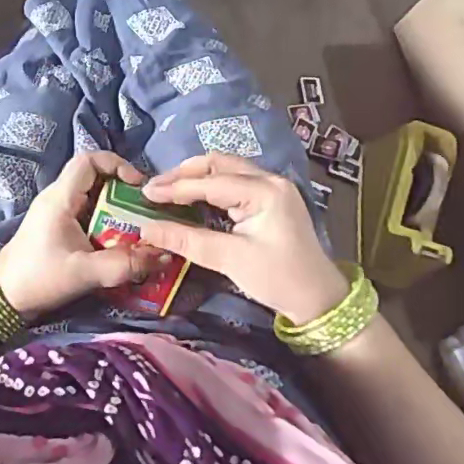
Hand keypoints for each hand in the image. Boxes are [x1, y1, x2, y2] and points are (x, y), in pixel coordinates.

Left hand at [0, 152, 161, 317]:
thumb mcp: (84, 273)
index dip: (117, 165)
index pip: (88, 161)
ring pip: (94, 197)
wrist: (4, 297)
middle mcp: (58, 198)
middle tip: (145, 211)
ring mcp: (57, 213)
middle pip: (96, 177)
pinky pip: (88, 214)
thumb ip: (124, 265)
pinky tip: (120, 242)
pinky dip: (107, 222)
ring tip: (138, 227)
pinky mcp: (59, 228)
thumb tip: (163, 256)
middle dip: (123, 191)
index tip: (138, 187)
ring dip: (117, 209)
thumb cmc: (39, 278)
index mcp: (60, 199)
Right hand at [138, 154, 348, 324]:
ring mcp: (272, 188)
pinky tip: (192, 198)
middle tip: (155, 189)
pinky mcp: (271, 200)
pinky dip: (210, 187)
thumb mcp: (229, 259)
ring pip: (226, 170)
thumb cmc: (277, 278)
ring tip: (168, 191)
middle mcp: (270, 180)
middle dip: (184, 174)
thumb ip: (186, 239)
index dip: (174, 187)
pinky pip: (234, 183)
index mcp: (264, 191)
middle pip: (218, 164)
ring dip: (196, 178)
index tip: (144, 193)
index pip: (209, 181)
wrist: (319, 299)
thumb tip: (145, 228)